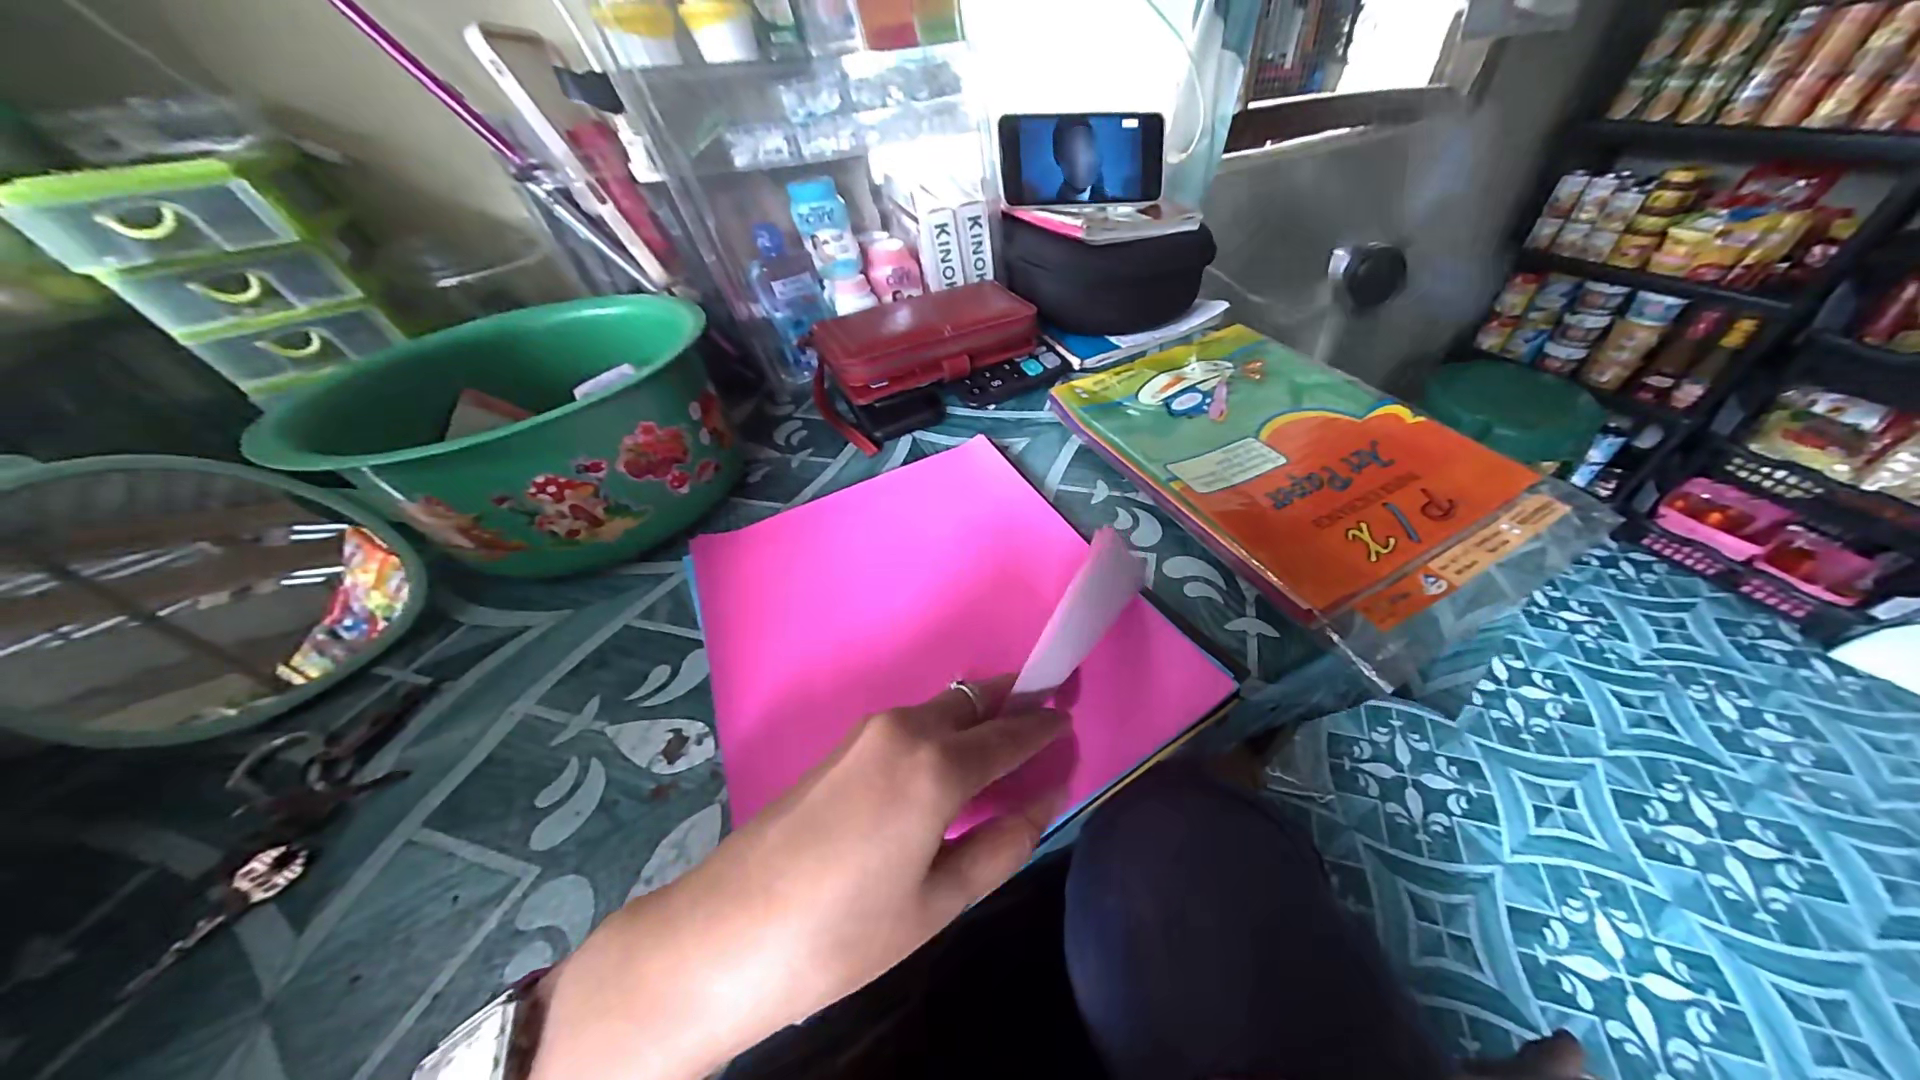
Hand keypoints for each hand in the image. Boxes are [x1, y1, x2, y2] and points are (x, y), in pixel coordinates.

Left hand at [526, 675, 1066, 1079]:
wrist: (725, 933)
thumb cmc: (843, 932)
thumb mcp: (938, 902)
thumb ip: (1002, 843)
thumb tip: (1048, 798)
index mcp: (934, 765)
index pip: (1010, 733)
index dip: (1045, 727)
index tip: (1071, 720)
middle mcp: (903, 729)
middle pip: (975, 702)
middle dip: (1015, 701)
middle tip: (1048, 714)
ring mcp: (867, 731)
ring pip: (942, 709)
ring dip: (979, 717)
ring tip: (1007, 745)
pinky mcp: (843, 745)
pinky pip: (913, 724)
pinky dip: (946, 731)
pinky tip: (953, 766)